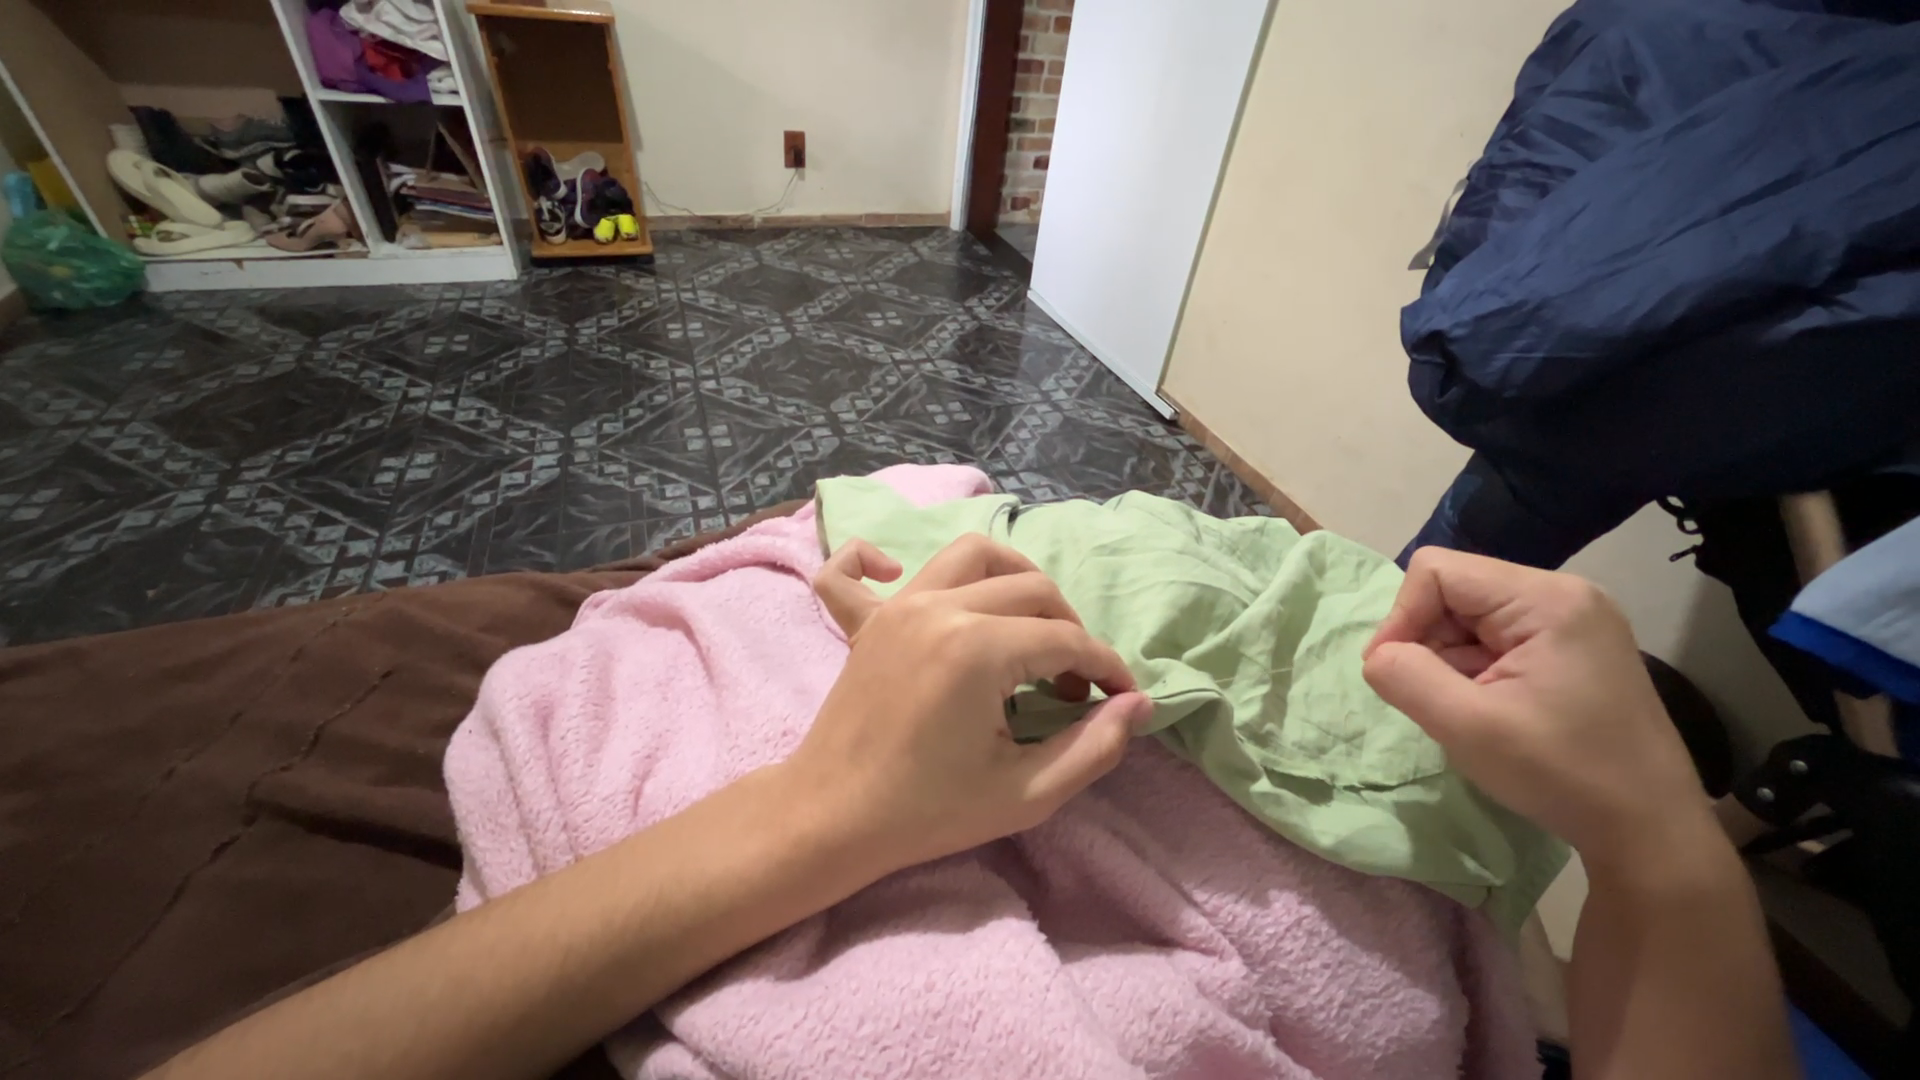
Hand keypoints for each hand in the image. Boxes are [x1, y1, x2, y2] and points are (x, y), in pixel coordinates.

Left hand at [781, 534, 1152, 876]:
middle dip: (1070, 629)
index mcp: (978, 649)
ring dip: (1013, 576)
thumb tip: (1139, 704)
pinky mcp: (866, 621)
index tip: (1122, 696)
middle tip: (1075, 682)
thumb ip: (1093, 747)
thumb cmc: (929, 812)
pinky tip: (894, 572)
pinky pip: (853, 570)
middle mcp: (938, 608)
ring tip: (1030, 622)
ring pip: (970, 555)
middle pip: (1031, 589)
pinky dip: (873, 560)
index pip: (1066, 639)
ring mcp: (897, 608)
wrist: (832, 820)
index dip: (1106, 667)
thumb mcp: (1025, 794)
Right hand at [1360, 547, 1710, 871]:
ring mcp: (1571, 621)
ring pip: (1467, 615)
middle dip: (1426, 640)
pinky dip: (1470, 668)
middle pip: (1452, 589)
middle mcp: (1562, 595)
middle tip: (1434, 697)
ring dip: (1446, 658)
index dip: (1401, 616)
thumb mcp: (1466, 727)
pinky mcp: (1570, 648)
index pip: (1436, 572)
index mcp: (1546, 599)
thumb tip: (1376, 656)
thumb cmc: (1561, 774)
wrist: (1649, 833)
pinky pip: (1492, 636)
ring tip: (1465, 708)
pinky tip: (1487, 708)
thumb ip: (1405, 676)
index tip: (1395, 672)